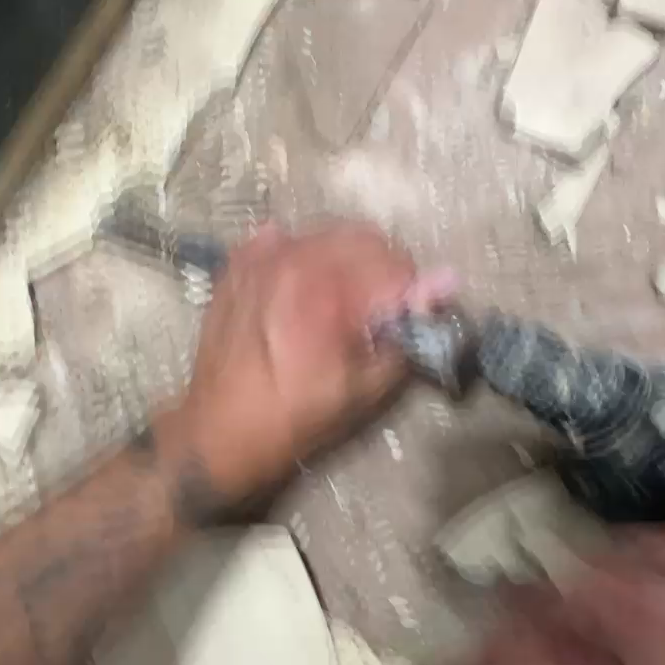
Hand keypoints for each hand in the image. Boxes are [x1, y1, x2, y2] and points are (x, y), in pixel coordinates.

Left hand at [157, 221, 436, 503]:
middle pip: (366, 238)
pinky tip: (302, 287)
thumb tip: (446, 284)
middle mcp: (295, 259)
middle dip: (384, 270)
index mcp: (327, 289)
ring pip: (329, 234)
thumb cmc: (294, 418)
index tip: (407, 319)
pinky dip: (305, 255)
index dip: (413, 292)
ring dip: (348, 260)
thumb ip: (407, 334)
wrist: (217, 431)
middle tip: (378, 310)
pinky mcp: (239, 264)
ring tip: (341, 300)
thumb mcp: (362, 391)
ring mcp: (262, 256)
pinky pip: (286, 238)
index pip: (396, 264)